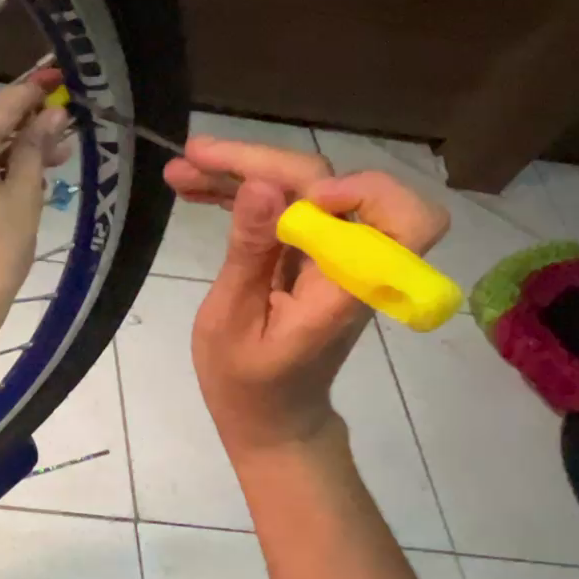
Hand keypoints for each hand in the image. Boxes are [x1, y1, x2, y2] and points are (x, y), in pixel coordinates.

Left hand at [0, 69, 69, 323]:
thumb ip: (35, 148)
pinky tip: (23, 183)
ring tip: (54, 166)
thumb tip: (52, 114)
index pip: (6, 103)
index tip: (64, 81)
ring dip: (15, 154)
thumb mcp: (24, 196)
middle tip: (67, 139)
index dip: (37, 91)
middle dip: (29, 129)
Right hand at [166, 138, 448, 456]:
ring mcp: (331, 254)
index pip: (398, 220)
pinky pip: (286, 209)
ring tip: (180, 173)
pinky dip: (245, 196)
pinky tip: (198, 190)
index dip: (360, 194)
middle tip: (191, 160)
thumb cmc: (247, 386)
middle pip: (327, 186)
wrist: (270, 417)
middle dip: (260, 165)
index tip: (300, 198)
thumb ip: (248, 255)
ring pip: (301, 189)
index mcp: (345, 289)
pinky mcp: (311, 253)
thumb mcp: (231, 324)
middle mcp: (350, 261)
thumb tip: (259, 188)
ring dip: (242, 175)